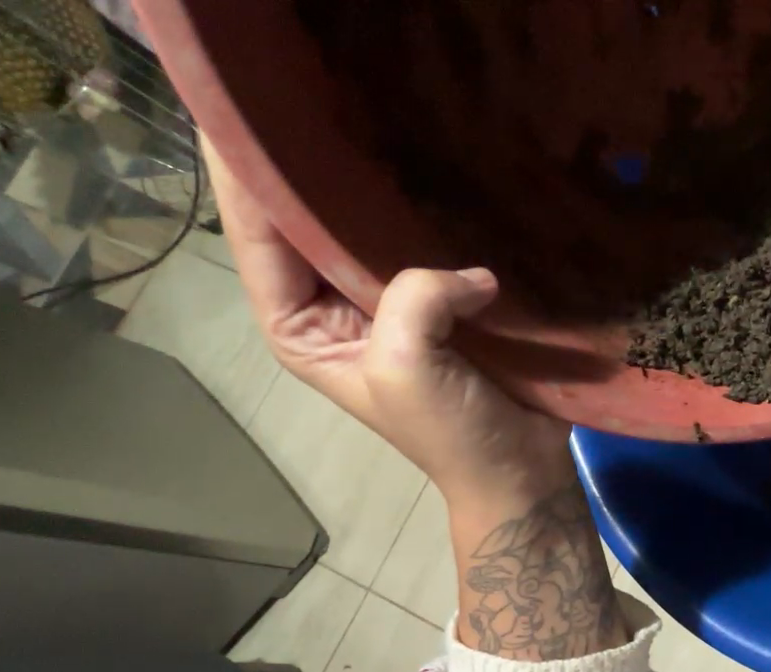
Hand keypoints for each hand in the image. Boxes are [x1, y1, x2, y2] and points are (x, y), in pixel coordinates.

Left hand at [201, 137, 573, 514]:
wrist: (522, 472)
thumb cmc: (451, 433)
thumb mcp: (407, 365)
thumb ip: (415, 298)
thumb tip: (475, 271)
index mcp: (300, 324)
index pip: (259, 235)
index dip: (247, 172)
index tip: (250, 104)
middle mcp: (338, 306)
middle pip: (314, 225)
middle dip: (318, 171)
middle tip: (330, 100)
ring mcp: (398, 306)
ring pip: (377, 235)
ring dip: (385, 196)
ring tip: (390, 131)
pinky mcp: (452, 309)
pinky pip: (437, 255)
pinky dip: (443, 228)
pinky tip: (451, 187)